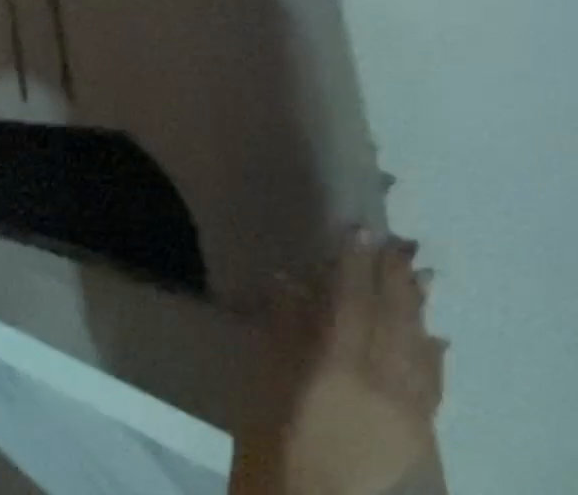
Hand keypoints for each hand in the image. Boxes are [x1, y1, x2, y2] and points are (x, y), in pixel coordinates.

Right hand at [279, 232, 445, 494]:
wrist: (305, 491)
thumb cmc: (267, 424)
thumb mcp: (264, 370)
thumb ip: (283, 326)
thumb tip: (290, 283)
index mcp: (335, 362)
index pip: (350, 300)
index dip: (354, 264)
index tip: (357, 230)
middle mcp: (380, 378)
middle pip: (391, 318)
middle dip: (392, 278)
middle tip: (395, 241)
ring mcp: (407, 404)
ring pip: (418, 345)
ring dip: (418, 308)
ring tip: (418, 275)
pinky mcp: (418, 425)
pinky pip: (432, 381)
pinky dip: (432, 353)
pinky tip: (433, 335)